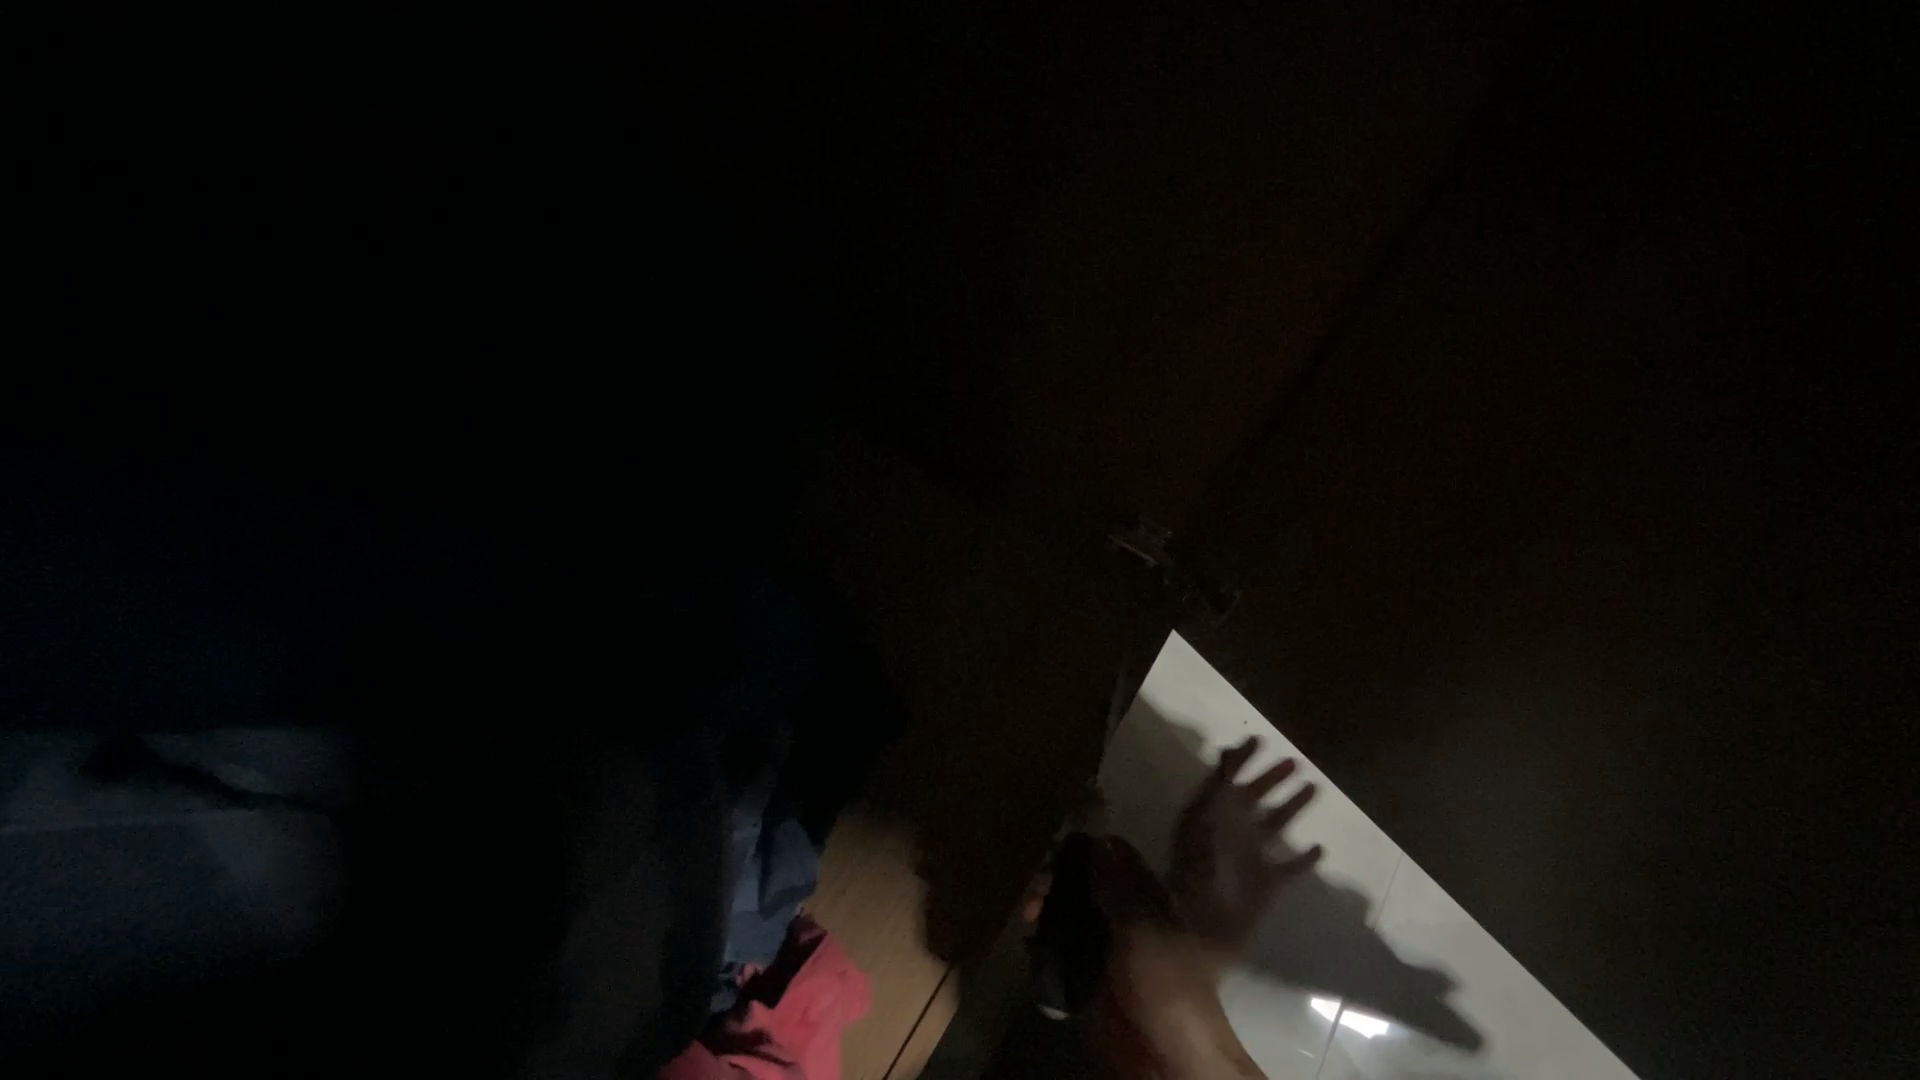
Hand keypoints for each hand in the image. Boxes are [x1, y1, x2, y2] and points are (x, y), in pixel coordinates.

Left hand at [1168, 736, 1322, 950]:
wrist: (1202, 920)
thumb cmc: (1200, 864)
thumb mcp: (1205, 814)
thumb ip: (1218, 783)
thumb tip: (1227, 749)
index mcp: (1211, 812)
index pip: (1227, 777)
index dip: (1241, 759)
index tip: (1259, 739)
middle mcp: (1230, 830)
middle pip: (1254, 797)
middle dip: (1271, 778)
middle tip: (1294, 761)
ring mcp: (1249, 856)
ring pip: (1275, 824)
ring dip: (1291, 806)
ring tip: (1313, 787)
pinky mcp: (1268, 883)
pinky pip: (1289, 867)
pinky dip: (1304, 858)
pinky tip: (1319, 847)